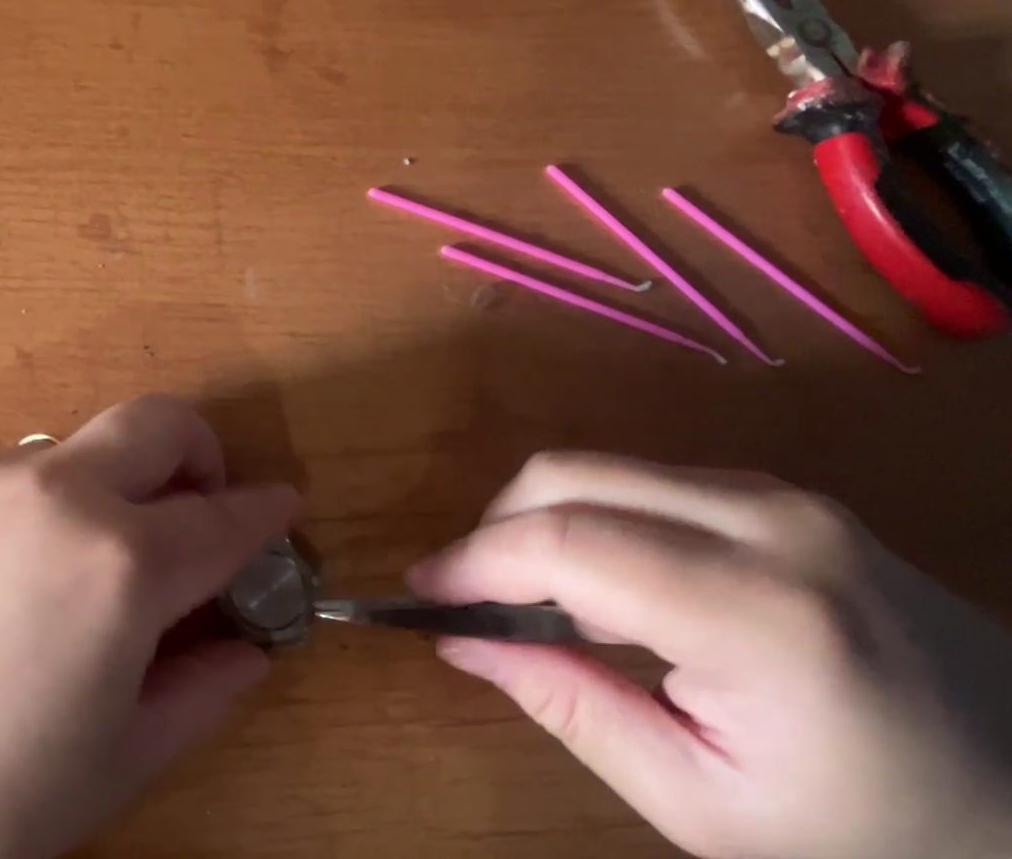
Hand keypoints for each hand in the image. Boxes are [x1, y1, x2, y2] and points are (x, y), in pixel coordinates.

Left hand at [0, 396, 299, 858]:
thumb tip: (248, 648)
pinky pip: (14, 475)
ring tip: (90, 557)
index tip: (282, 508)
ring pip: (81, 446)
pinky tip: (12, 570)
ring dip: (112, 482)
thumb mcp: (125, 754)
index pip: (224, 518)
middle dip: (199, 450)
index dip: (265, 512)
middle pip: (158, 421)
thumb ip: (204, 687)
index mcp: (125, 565)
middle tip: (197, 506)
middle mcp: (62, 496)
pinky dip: (42, 504)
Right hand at [408, 452, 1011, 858]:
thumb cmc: (868, 829)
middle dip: (492, 530)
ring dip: (534, 522)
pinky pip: (640, 479)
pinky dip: (584, 515)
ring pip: (596, 468)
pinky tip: (596, 583)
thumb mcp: (700, 800)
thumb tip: (455, 637)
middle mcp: (772, 526)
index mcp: (761, 617)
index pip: (564, 546)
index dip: (471, 561)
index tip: (422, 594)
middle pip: (567, 479)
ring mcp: (783, 498)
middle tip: (469, 598)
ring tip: (529, 598)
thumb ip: (565, 704)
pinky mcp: (782, 495)